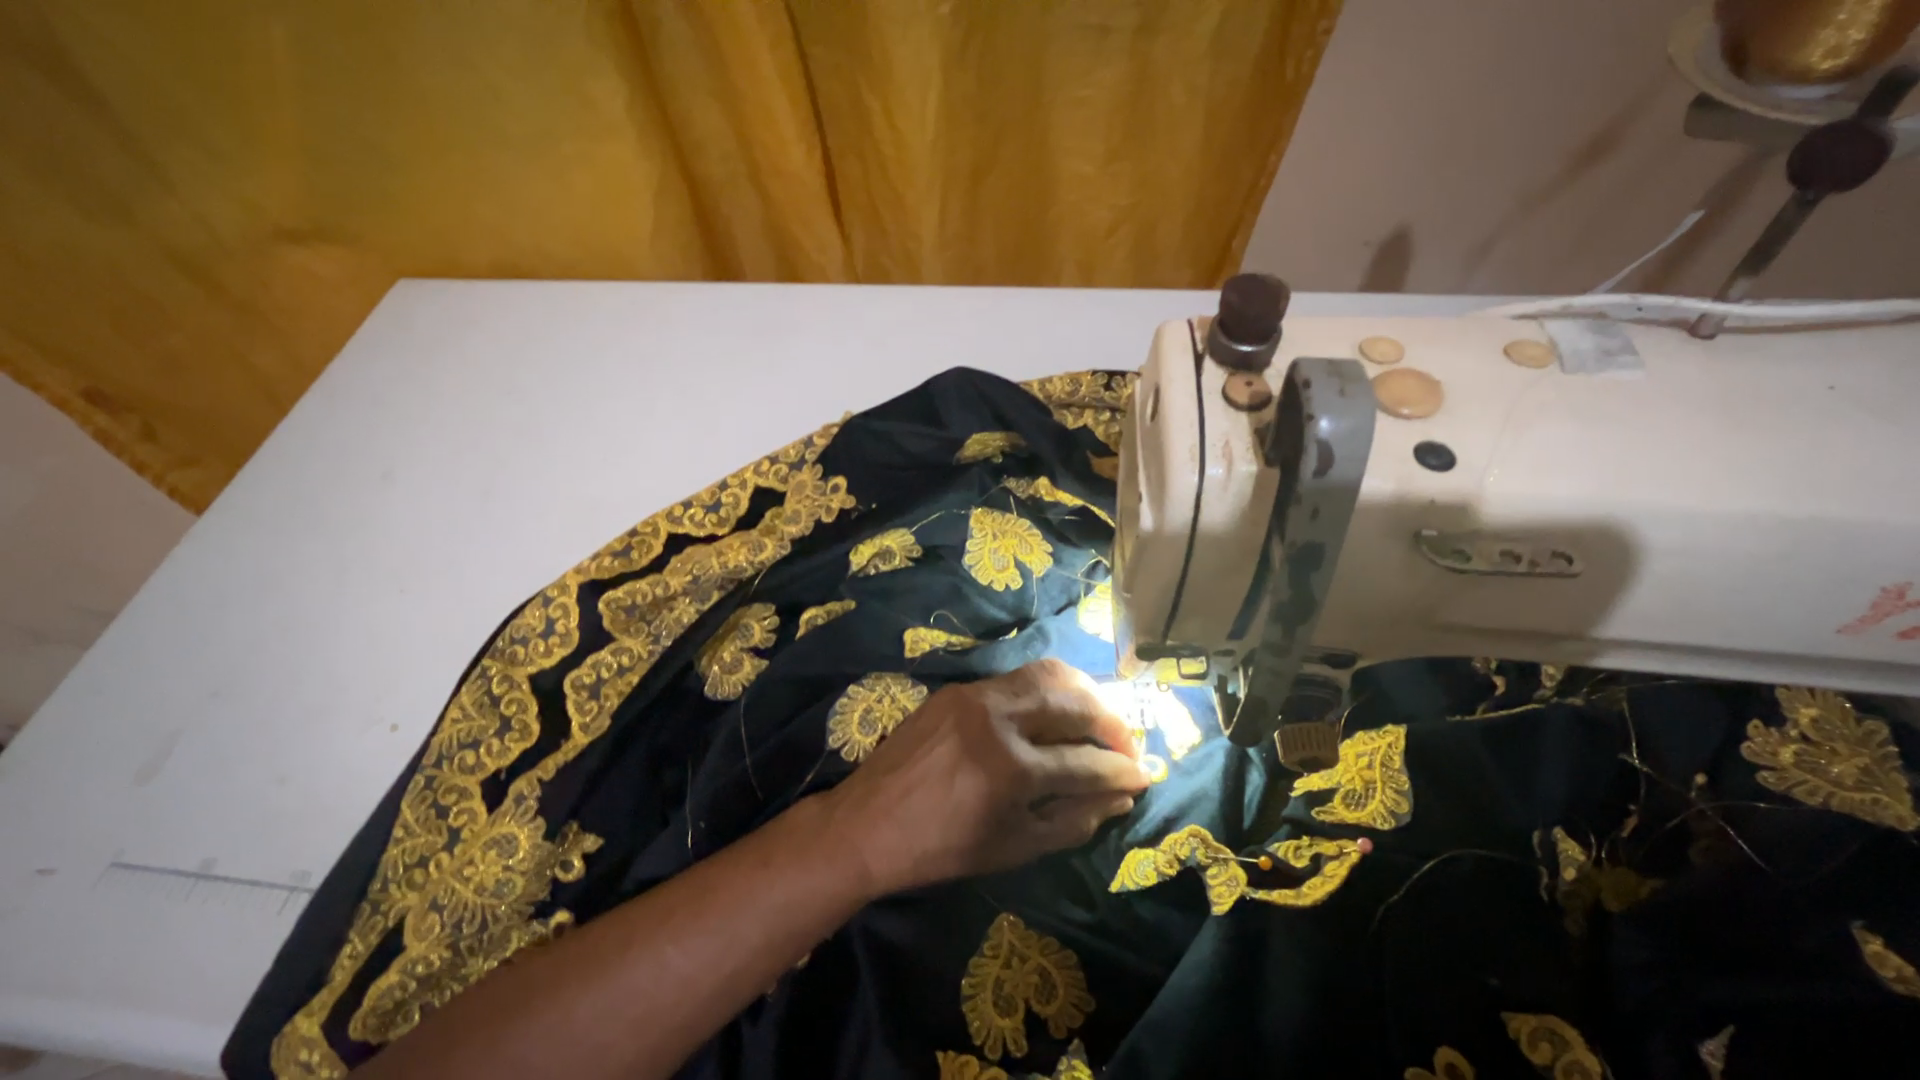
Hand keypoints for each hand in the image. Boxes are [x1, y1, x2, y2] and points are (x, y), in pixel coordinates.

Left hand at [817, 658, 1149, 897]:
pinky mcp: (956, 689)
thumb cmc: (940, 848)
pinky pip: (1016, 679)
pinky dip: (1047, 691)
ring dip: (1083, 695)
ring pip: (1047, 676)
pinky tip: (1054, 714)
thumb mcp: (1014, 847)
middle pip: (1074, 702)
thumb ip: (1073, 820)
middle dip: (1111, 723)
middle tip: (1125, 746)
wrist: (866, 824)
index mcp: (1010, 769)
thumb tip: (1120, 796)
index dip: (1121, 771)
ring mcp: (974, 696)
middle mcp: (997, 719)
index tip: (1144, 776)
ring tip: (1097, 721)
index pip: (1085, 763)